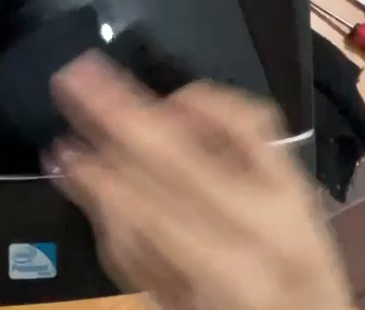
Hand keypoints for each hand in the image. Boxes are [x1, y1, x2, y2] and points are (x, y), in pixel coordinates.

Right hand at [49, 53, 352, 309]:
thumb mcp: (176, 305)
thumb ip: (134, 250)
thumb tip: (82, 173)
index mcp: (244, 292)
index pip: (170, 230)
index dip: (112, 186)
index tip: (65, 152)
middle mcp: (280, 244)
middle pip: (197, 170)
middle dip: (125, 119)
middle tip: (72, 81)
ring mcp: (297, 204)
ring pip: (226, 140)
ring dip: (153, 103)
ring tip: (100, 77)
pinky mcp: (299, 177)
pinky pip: (257, 121)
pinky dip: (212, 102)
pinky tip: (171, 100)